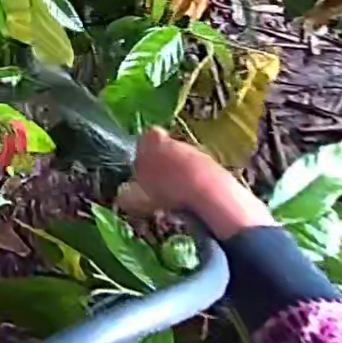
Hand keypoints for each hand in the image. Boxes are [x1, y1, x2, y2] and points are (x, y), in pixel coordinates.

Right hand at [117, 127, 273, 238]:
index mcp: (151, 141)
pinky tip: (197, 203)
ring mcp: (199, 153)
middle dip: (163, 166)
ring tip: (179, 200)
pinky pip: (203, 175)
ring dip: (183, 177)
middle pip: (166, 150)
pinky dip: (199, 186)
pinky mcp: (219, 167)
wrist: (212, 196)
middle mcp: (175, 141)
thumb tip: (123, 196)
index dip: (143, 153)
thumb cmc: (167, 189)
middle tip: (159, 187)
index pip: (144, 139)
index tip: (142, 170)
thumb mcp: (137, 197)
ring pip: (186, 163)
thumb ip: (128, 194)